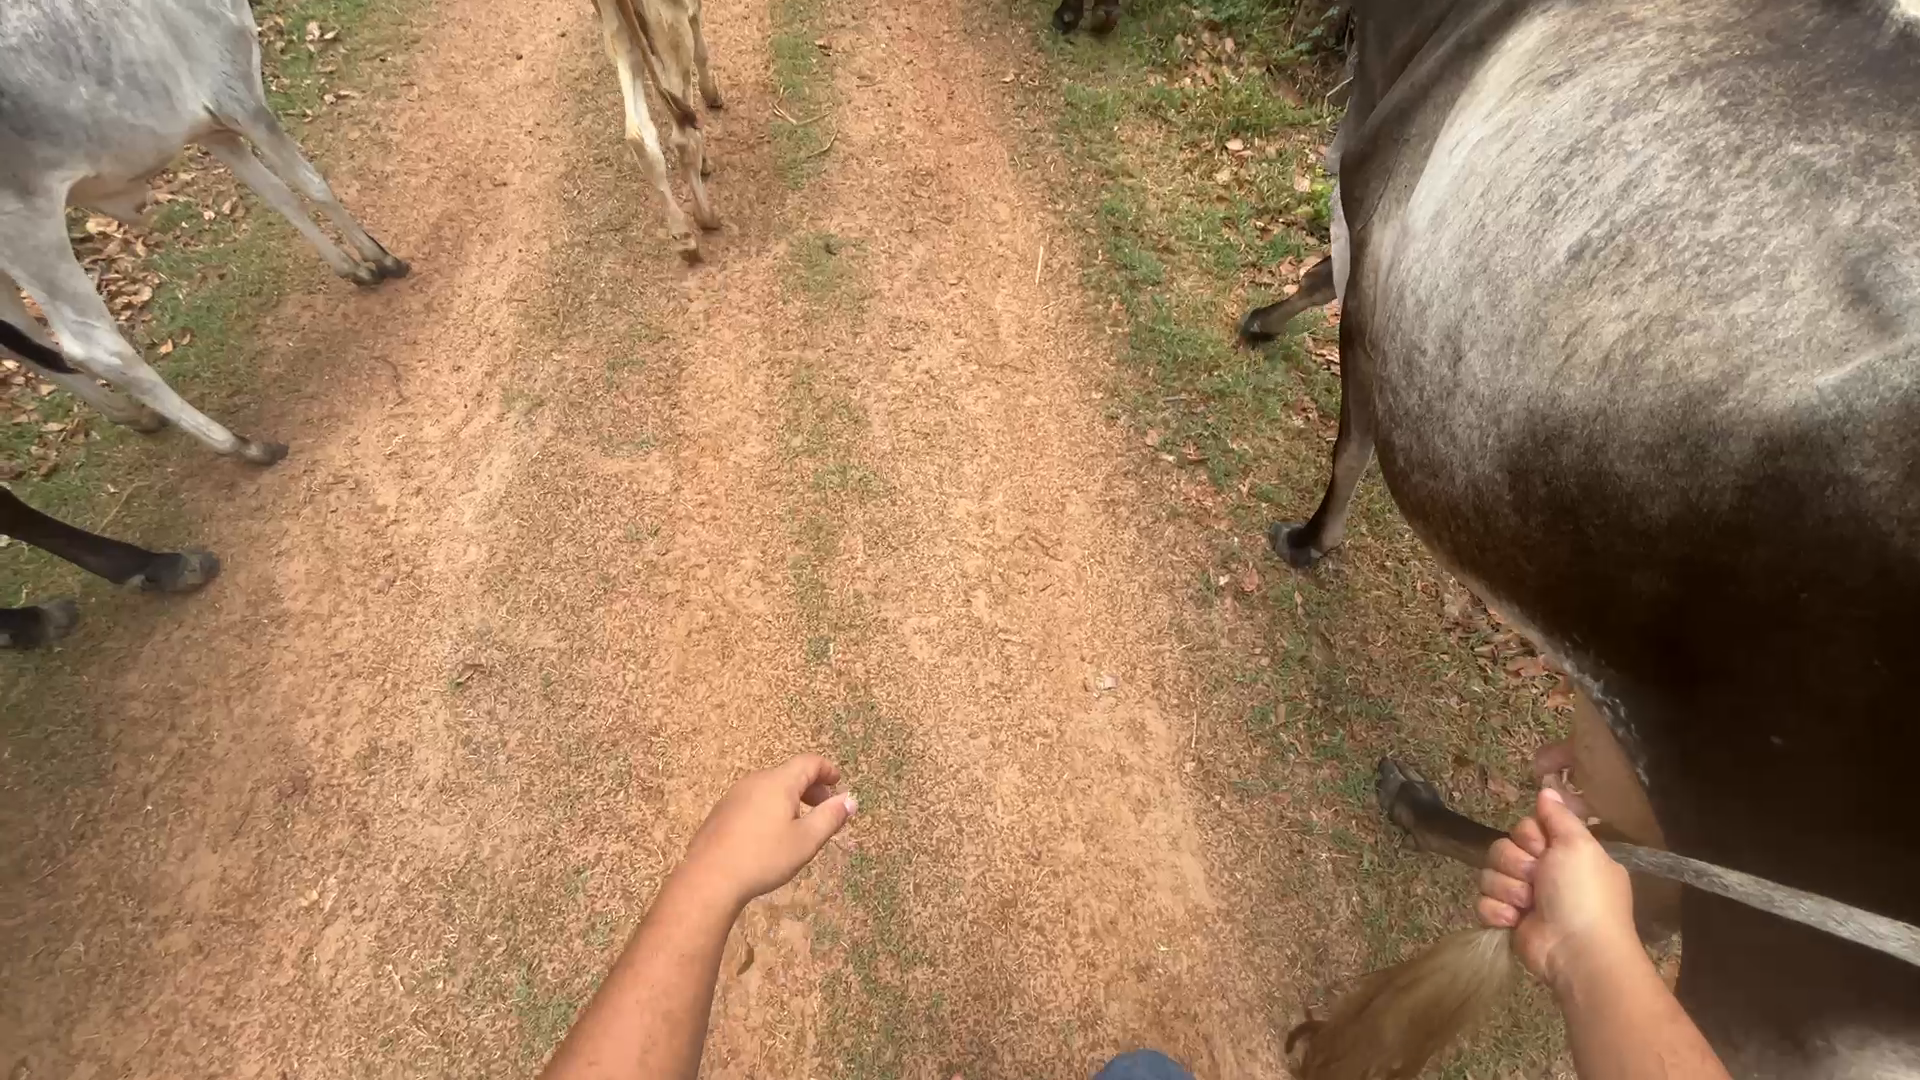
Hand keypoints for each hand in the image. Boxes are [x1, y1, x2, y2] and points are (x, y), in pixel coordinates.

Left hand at [676, 754, 856, 909]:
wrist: (707, 880)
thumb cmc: (763, 857)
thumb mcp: (806, 841)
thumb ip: (831, 817)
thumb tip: (850, 799)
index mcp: (779, 782)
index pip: (809, 762)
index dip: (827, 770)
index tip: (838, 783)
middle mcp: (756, 781)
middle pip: (790, 773)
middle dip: (811, 787)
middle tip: (824, 808)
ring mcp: (735, 795)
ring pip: (771, 787)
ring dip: (791, 798)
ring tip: (799, 823)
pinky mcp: (721, 812)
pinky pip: (754, 800)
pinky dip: (771, 806)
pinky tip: (770, 834)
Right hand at [1477, 788, 1640, 994]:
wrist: (1576, 951)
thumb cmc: (1583, 896)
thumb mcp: (1579, 848)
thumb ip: (1560, 818)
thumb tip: (1548, 789)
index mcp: (1565, 857)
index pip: (1524, 829)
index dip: (1527, 837)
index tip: (1541, 850)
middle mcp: (1545, 875)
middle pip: (1501, 849)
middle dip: (1514, 865)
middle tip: (1535, 880)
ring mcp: (1524, 898)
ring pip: (1489, 874)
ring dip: (1506, 889)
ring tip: (1526, 906)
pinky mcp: (1506, 919)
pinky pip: (1482, 901)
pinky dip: (1496, 910)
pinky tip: (1514, 920)